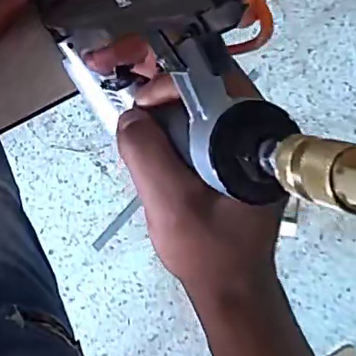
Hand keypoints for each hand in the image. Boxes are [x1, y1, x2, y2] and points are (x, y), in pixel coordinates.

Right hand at [106, 47, 282, 313]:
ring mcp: (237, 134)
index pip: (205, 76)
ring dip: (151, 87)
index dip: (162, 75)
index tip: (131, 94)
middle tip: (106, 66)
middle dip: (149, 68)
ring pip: (191, 90)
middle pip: (196, 72)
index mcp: (248, 131)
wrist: (233, 289)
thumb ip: (146, 154)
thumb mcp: (171, 203)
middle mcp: (249, 123)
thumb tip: (129, 116)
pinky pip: (189, 114)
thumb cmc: (212, 253)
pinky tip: (135, 120)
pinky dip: (159, 113)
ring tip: (114, 87)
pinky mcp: (224, 147)